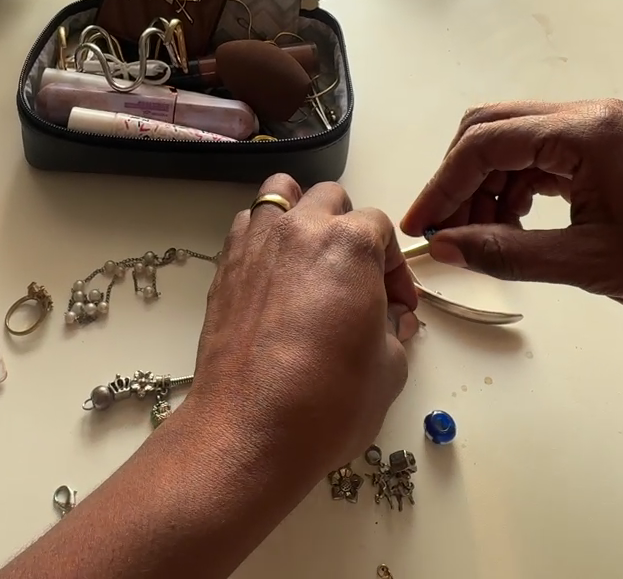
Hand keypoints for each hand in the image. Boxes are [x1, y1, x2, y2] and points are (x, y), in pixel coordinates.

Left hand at [186, 174, 419, 480]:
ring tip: (308, 255)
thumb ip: (394, 328)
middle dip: (349, 227)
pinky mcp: (226, 263)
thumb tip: (391, 318)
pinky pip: (247, 224)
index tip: (397, 305)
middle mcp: (301, 228)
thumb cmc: (328, 400)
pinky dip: (263, 235)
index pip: (380, 226)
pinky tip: (273, 274)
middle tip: (355, 275)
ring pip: (280, 193)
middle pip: (330, 197)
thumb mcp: (389, 368)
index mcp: (349, 244)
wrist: (249, 429)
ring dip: (300, 214)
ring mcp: (257, 241)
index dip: (394, 266)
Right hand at [400, 99, 622, 330]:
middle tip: (445, 228)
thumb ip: (509, 253)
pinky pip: (547, 155)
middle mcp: (591, 115)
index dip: (442, 185)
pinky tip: (515, 223)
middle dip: (460, 176)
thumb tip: (445, 250)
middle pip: (494, 128)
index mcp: (587, 131)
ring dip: (489, 183)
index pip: (486, 144)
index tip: (420, 227)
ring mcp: (605, 129)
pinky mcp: (615, 149)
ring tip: (480, 235)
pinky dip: (519, 185)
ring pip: (518, 141)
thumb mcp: (592, 264)